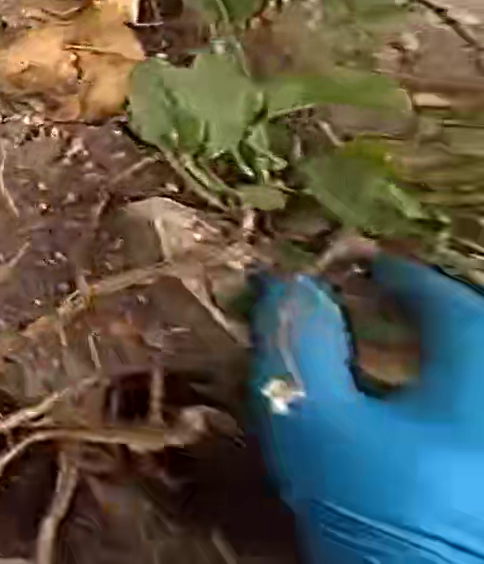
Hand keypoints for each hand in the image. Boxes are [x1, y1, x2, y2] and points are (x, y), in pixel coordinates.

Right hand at [251, 256, 483, 563]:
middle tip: (393, 300)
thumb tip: (291, 279)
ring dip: (453, 354)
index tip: (369, 263)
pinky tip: (428, 402)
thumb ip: (299, 337)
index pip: (460, 312)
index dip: (412, 280)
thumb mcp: (307, 409)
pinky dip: (456, 390)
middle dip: (445, 316)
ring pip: (478, 380)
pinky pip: (474, 408)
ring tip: (412, 345)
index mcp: (480, 390)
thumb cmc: (359, 493)